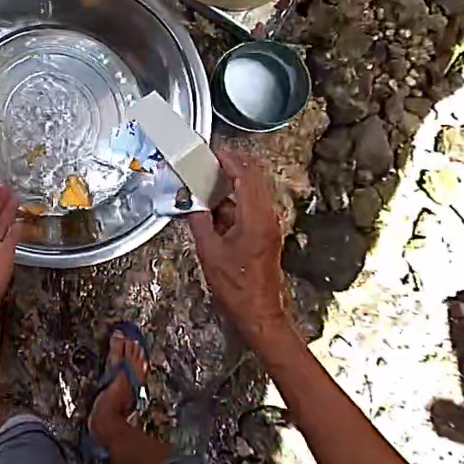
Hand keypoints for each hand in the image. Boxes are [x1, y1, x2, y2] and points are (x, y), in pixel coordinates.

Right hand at [189, 147, 291, 347]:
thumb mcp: (209, 252)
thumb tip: (194, 207)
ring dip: (232, 185)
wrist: (258, 312)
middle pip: (255, 180)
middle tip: (213, 159)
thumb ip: (200, 223)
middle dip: (234, 166)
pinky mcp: (265, 235)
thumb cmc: (236, 287)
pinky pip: (250, 208)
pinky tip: (214, 209)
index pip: (247, 177)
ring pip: (252, 194)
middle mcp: (268, 219)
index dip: (231, 160)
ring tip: (208, 183)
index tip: (216, 150)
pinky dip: (233, 202)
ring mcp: (269, 227)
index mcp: (256, 219)